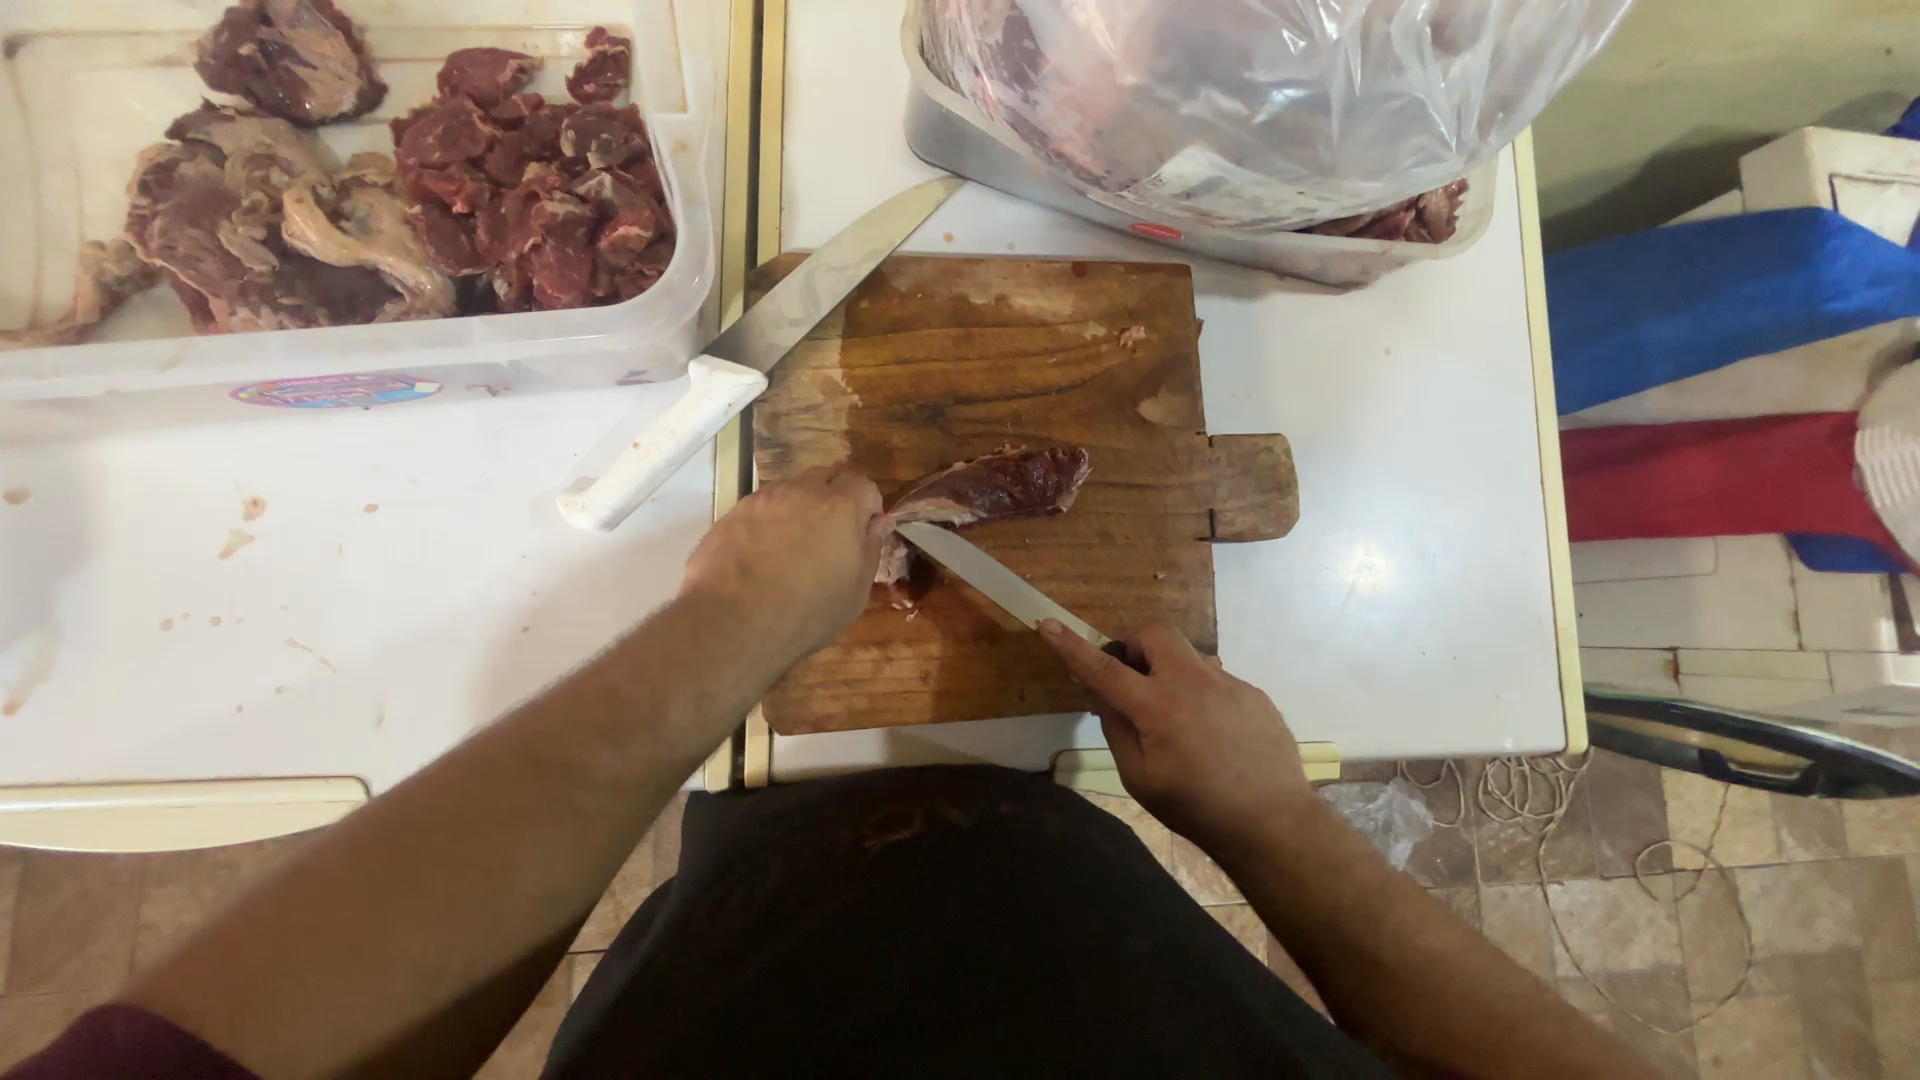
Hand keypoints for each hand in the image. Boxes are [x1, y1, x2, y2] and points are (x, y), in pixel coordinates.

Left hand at [681, 467, 886, 661]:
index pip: (862, 483)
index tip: (864, 532)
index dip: (867, 505)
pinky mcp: (732, 514)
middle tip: (831, 536)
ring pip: (789, 490)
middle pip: (824, 477)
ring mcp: (762, 500)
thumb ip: (871, 549)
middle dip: (833, 497)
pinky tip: (762, 556)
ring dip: (799, 508)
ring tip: (792, 548)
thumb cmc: (807, 612)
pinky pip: (760, 508)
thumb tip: (879, 522)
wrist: (732, 623)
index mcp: (839, 507)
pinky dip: (768, 523)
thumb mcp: (855, 592)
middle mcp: (801, 492)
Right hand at [1039, 621, 1316, 856]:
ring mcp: (1228, 684)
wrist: (1272, 823)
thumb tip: (1106, 694)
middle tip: (1131, 676)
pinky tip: (1212, 735)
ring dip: (1170, 671)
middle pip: (1154, 633)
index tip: (1048, 623)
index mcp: (1156, 707)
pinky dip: (1201, 695)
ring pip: (1188, 656)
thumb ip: (1117, 729)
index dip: (1072, 645)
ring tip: (1178, 718)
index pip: (1103, 667)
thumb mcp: (1139, 778)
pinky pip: (1216, 680)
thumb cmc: (1195, 807)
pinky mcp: (1254, 694)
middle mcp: (1192, 683)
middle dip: (1134, 643)